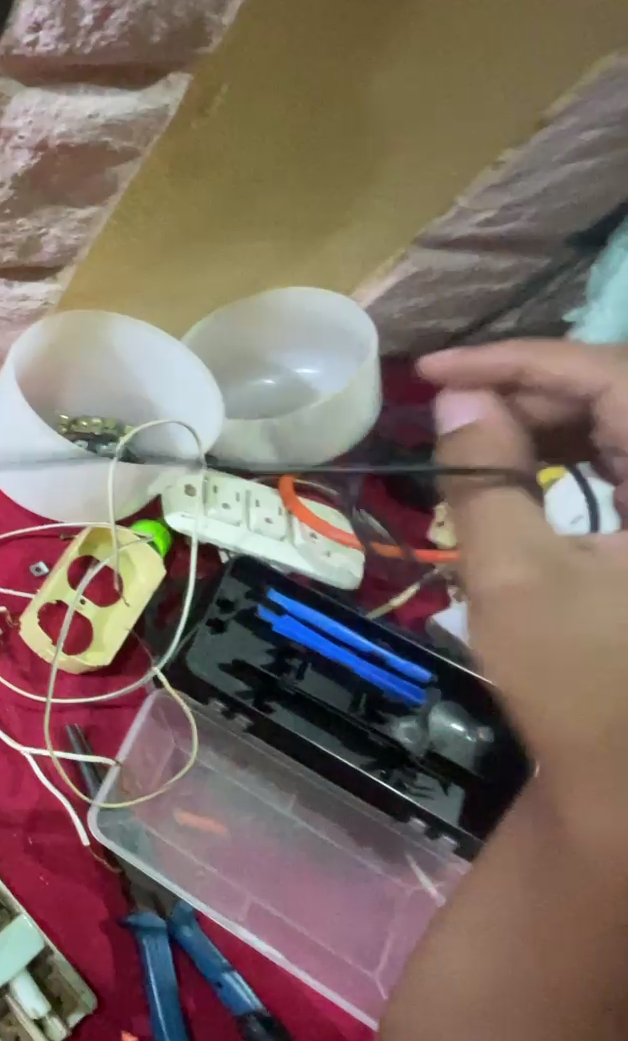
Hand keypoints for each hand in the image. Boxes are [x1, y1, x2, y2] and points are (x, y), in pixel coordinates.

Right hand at [419, 340, 627, 823]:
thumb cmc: (584, 678)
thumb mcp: (514, 575)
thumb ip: (483, 478)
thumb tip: (454, 400)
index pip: (620, 377)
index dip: (520, 361)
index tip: (431, 371)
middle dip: (530, 390)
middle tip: (441, 411)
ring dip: (548, 421)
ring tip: (468, 437)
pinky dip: (574, 453)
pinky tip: (521, 467)